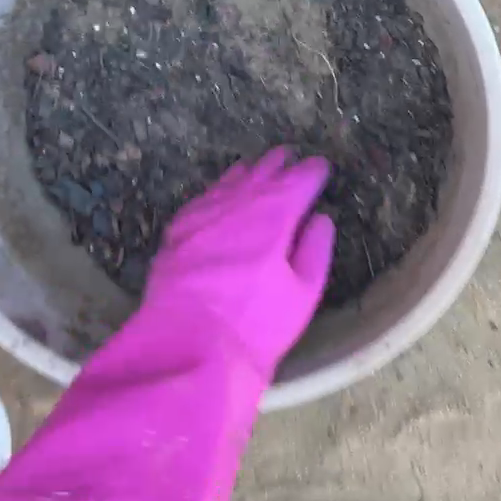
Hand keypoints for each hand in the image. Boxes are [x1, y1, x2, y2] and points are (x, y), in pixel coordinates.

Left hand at [141, 147, 335, 380]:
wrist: (188, 347)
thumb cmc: (257, 324)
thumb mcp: (304, 292)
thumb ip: (316, 250)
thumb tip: (320, 219)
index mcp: (273, 219)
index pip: (297, 184)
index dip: (312, 173)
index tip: (322, 166)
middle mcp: (236, 209)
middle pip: (261, 177)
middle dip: (278, 165)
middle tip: (289, 154)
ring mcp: (203, 219)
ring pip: (228, 184)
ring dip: (246, 172)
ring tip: (256, 164)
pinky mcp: (177, 235)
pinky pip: (202, 200)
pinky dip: (217, 190)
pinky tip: (219, 192)